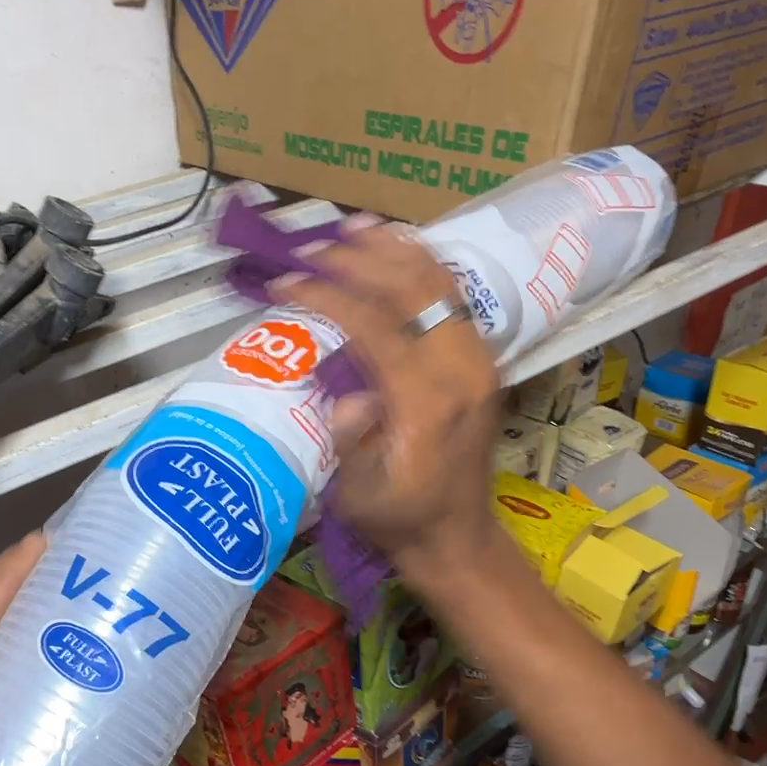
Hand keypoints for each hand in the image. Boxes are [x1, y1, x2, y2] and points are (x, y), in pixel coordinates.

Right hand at [270, 215, 510, 588]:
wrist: (455, 537)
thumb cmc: (398, 519)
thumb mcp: (360, 497)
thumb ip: (352, 444)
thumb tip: (347, 394)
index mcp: (427, 402)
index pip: (375, 324)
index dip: (327, 296)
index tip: (285, 281)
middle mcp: (461, 369)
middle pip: (411, 289)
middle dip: (356, 260)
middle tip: (310, 247)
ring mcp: (478, 360)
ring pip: (439, 282)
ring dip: (393, 251)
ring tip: (351, 228)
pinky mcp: (480, 360)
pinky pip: (454, 296)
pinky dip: (422, 265)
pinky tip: (395, 248)